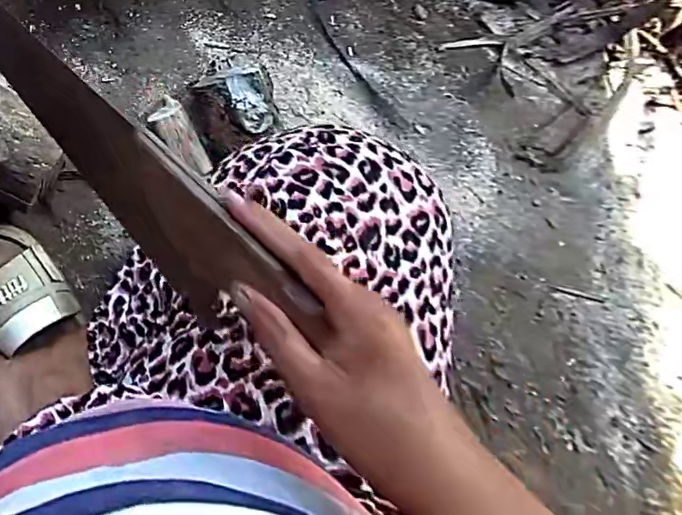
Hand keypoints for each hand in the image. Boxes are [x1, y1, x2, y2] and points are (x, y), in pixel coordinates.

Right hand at [227, 193, 550, 514]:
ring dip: (282, 262)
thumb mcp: (315, 386)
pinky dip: (297, 288)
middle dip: (270, 235)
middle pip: (311, 261)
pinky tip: (278, 293)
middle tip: (231, 215)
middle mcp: (370, 304)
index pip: (301, 253)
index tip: (232, 198)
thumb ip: (276, 332)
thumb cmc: (380, 434)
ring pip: (319, 282)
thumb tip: (241, 288)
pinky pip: (327, 301)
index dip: (263, 224)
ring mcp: (376, 322)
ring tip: (244, 247)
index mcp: (357, 308)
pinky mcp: (376, 340)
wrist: (450, 485)